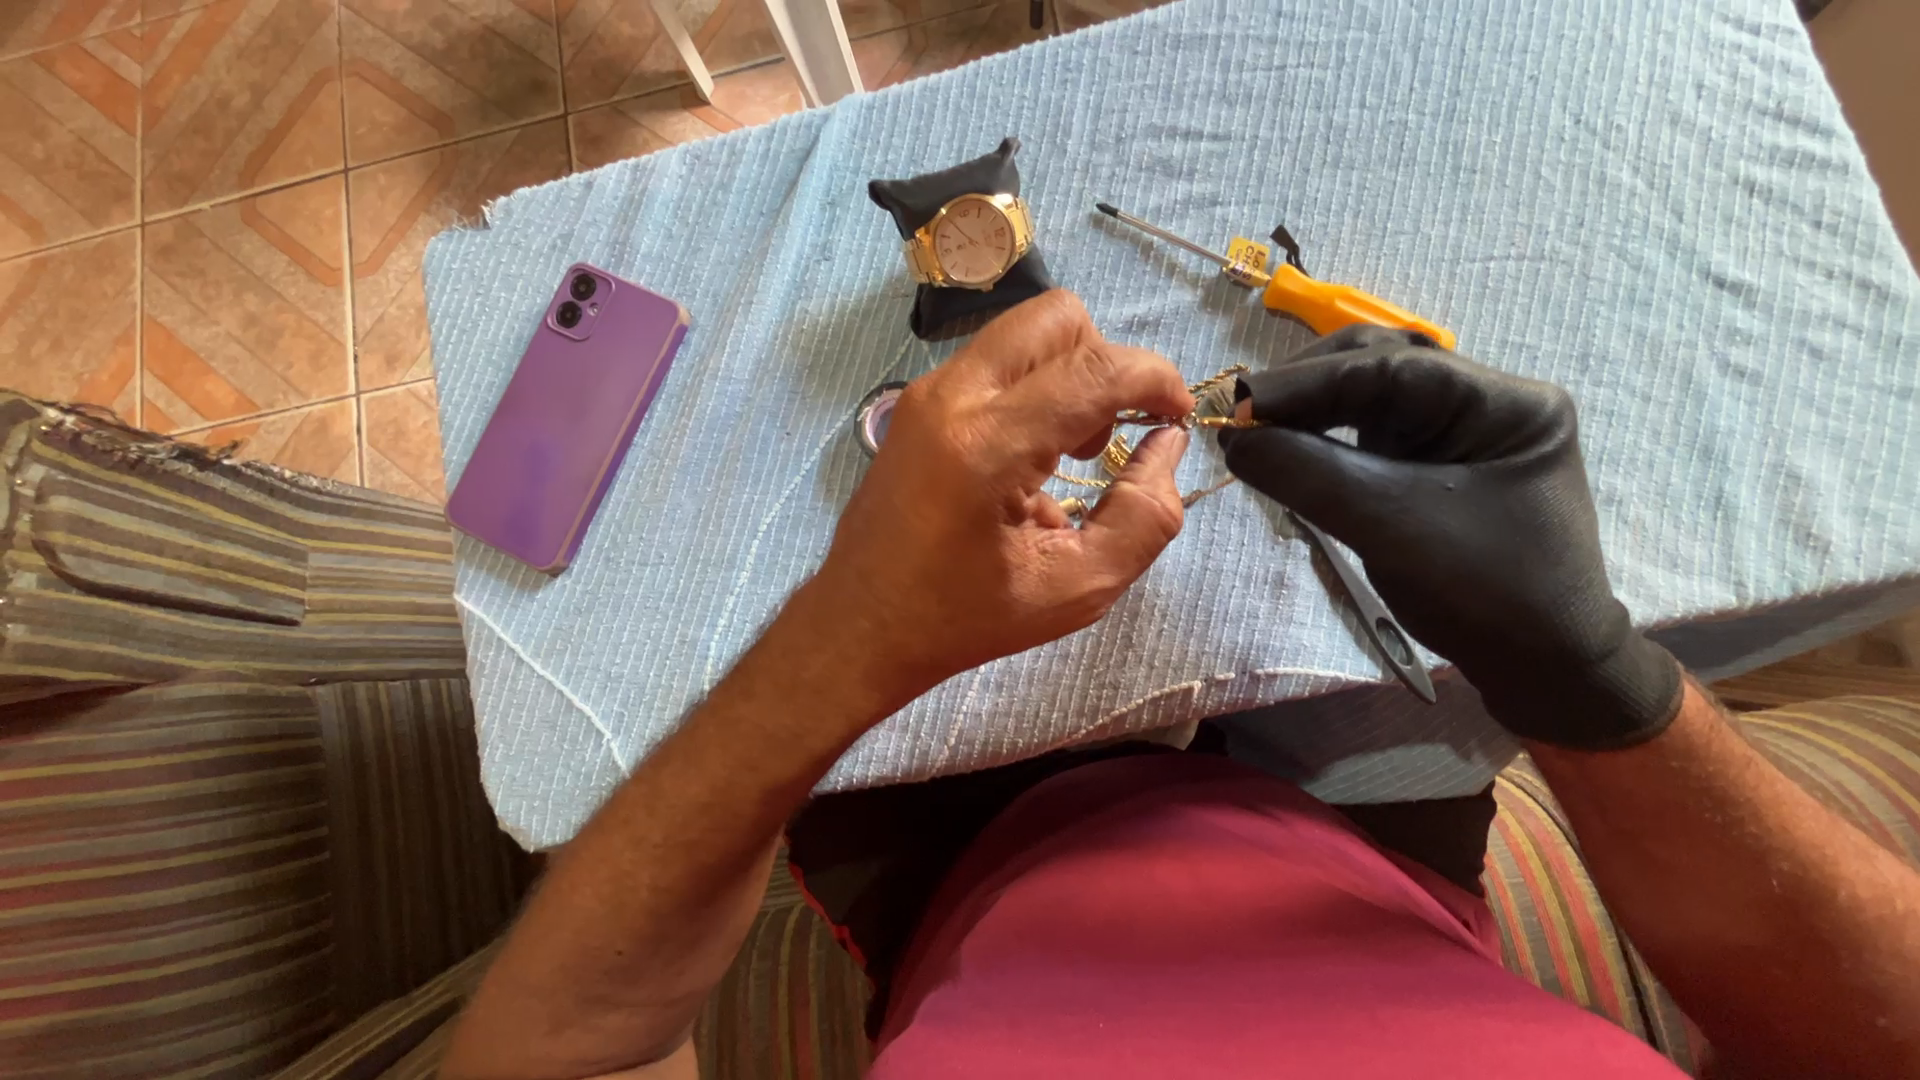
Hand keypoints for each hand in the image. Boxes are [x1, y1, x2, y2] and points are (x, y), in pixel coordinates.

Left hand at [810, 290, 1194, 703]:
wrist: (861, 626)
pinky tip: (1027, 460)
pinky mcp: (916, 403)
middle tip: (1108, 434)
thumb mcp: (1074, 589)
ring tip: (1068, 451)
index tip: (1177, 416)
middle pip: (1055, 318)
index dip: (1154, 381)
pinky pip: (994, 362)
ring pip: (1022, 333)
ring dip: (1067, 373)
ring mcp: (926, 394)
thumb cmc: (964, 619)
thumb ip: (1144, 517)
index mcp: (985, 445)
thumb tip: (1167, 445)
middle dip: (1105, 361)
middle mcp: (951, 396)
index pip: (1093, 370)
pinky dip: (1032, 389)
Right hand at [1218, 326, 1680, 748]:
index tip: (1238, 406)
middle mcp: (1479, 401)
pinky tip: (1282, 449)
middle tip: (1239, 418)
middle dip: (1304, 389)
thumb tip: (1233, 438)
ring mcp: (1450, 431)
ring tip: (1250, 432)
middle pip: (1376, 367)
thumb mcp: (1392, 527)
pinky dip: (1316, 438)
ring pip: (1363, 397)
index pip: (1389, 368)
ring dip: (1305, 411)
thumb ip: (1309, 474)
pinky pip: (1360, 434)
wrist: (1536, 664)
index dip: (1305, 382)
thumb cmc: (1485, 595)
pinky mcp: (1423, 462)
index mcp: (1504, 403)